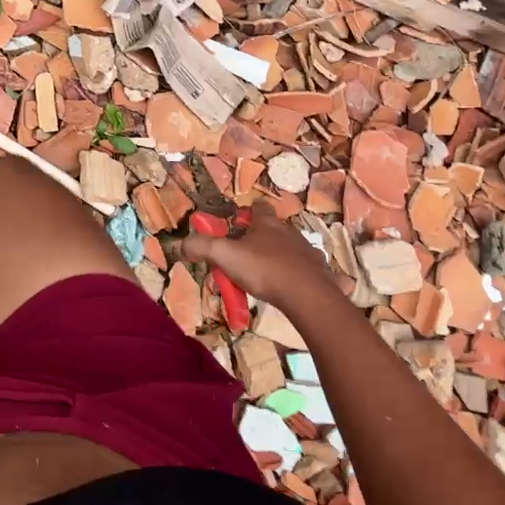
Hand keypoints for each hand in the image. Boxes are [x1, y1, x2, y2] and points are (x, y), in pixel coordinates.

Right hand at [179, 205, 340, 311]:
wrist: (309, 297)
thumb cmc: (264, 269)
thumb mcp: (224, 256)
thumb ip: (200, 247)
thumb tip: (180, 244)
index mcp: (267, 224)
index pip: (259, 207)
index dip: (249, 211)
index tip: (240, 220)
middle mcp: (291, 233)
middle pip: (275, 229)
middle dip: (262, 238)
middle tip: (247, 254)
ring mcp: (310, 253)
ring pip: (294, 249)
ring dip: (282, 257)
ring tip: (269, 274)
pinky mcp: (324, 275)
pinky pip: (312, 272)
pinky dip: (303, 277)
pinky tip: (295, 289)